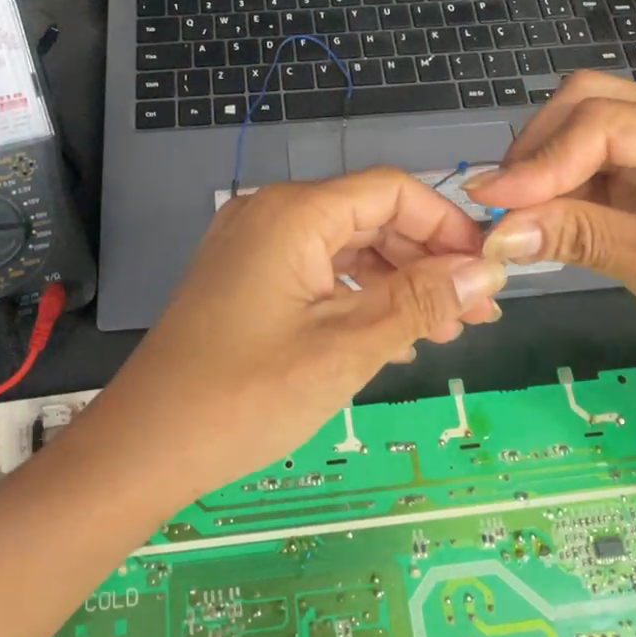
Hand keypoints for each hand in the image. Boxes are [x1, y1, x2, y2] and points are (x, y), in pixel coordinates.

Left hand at [86, 166, 506, 500]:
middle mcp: (271, 213)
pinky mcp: (245, 278)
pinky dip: (358, 297)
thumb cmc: (248, 393)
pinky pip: (316, 271)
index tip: (488, 273)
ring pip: (345, 247)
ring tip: (444, 331)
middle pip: (370, 217)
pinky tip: (392, 336)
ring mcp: (253, 246)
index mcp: (294, 213)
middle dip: (428, 260)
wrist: (146, 444)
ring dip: (397, 283)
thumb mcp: (347, 348)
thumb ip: (420, 301)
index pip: (392, 192)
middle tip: (477, 314)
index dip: (448, 226)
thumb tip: (487, 270)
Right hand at [466, 72, 635, 401]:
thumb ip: (584, 238)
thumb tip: (498, 231)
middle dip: (537, 149)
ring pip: (582, 129)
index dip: (540, 160)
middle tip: (501, 206)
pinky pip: (590, 165)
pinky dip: (557, 188)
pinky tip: (542, 221)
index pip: (603, 122)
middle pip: (589, 103)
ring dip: (542, 167)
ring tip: (515, 218)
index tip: (489, 205)